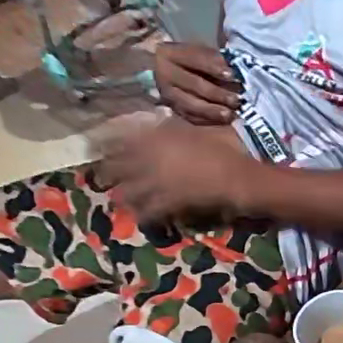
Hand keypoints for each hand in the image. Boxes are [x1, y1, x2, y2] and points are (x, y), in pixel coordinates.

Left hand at [93, 119, 252, 221]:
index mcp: (156, 137)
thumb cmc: (223, 149)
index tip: (105, 150)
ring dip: (126, 195)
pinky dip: (145, 215)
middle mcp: (149, 159)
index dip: (108, 147)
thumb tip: (161, 127)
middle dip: (110, 174)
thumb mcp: (196, 130)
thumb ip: (173, 129)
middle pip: (115, 168)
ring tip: (127, 198)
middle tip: (107, 178)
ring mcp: (156, 182)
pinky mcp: (167, 203)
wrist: (237, 176)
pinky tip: (147, 216)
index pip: (118, 141)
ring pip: (126, 192)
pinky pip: (147, 212)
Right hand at [153, 41, 242, 124]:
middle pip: (194, 84)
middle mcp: (164, 74)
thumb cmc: (192, 60)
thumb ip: (214, 58)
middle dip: (217, 93)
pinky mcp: (174, 110)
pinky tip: (224, 120)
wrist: (170, 72)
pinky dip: (210, 120)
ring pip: (192, 105)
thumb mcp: (201, 52)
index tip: (231, 75)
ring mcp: (168, 95)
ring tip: (231, 114)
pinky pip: (192, 118)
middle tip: (236, 99)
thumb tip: (232, 68)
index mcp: (170, 53)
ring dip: (213, 111)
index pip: (194, 59)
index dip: (213, 67)